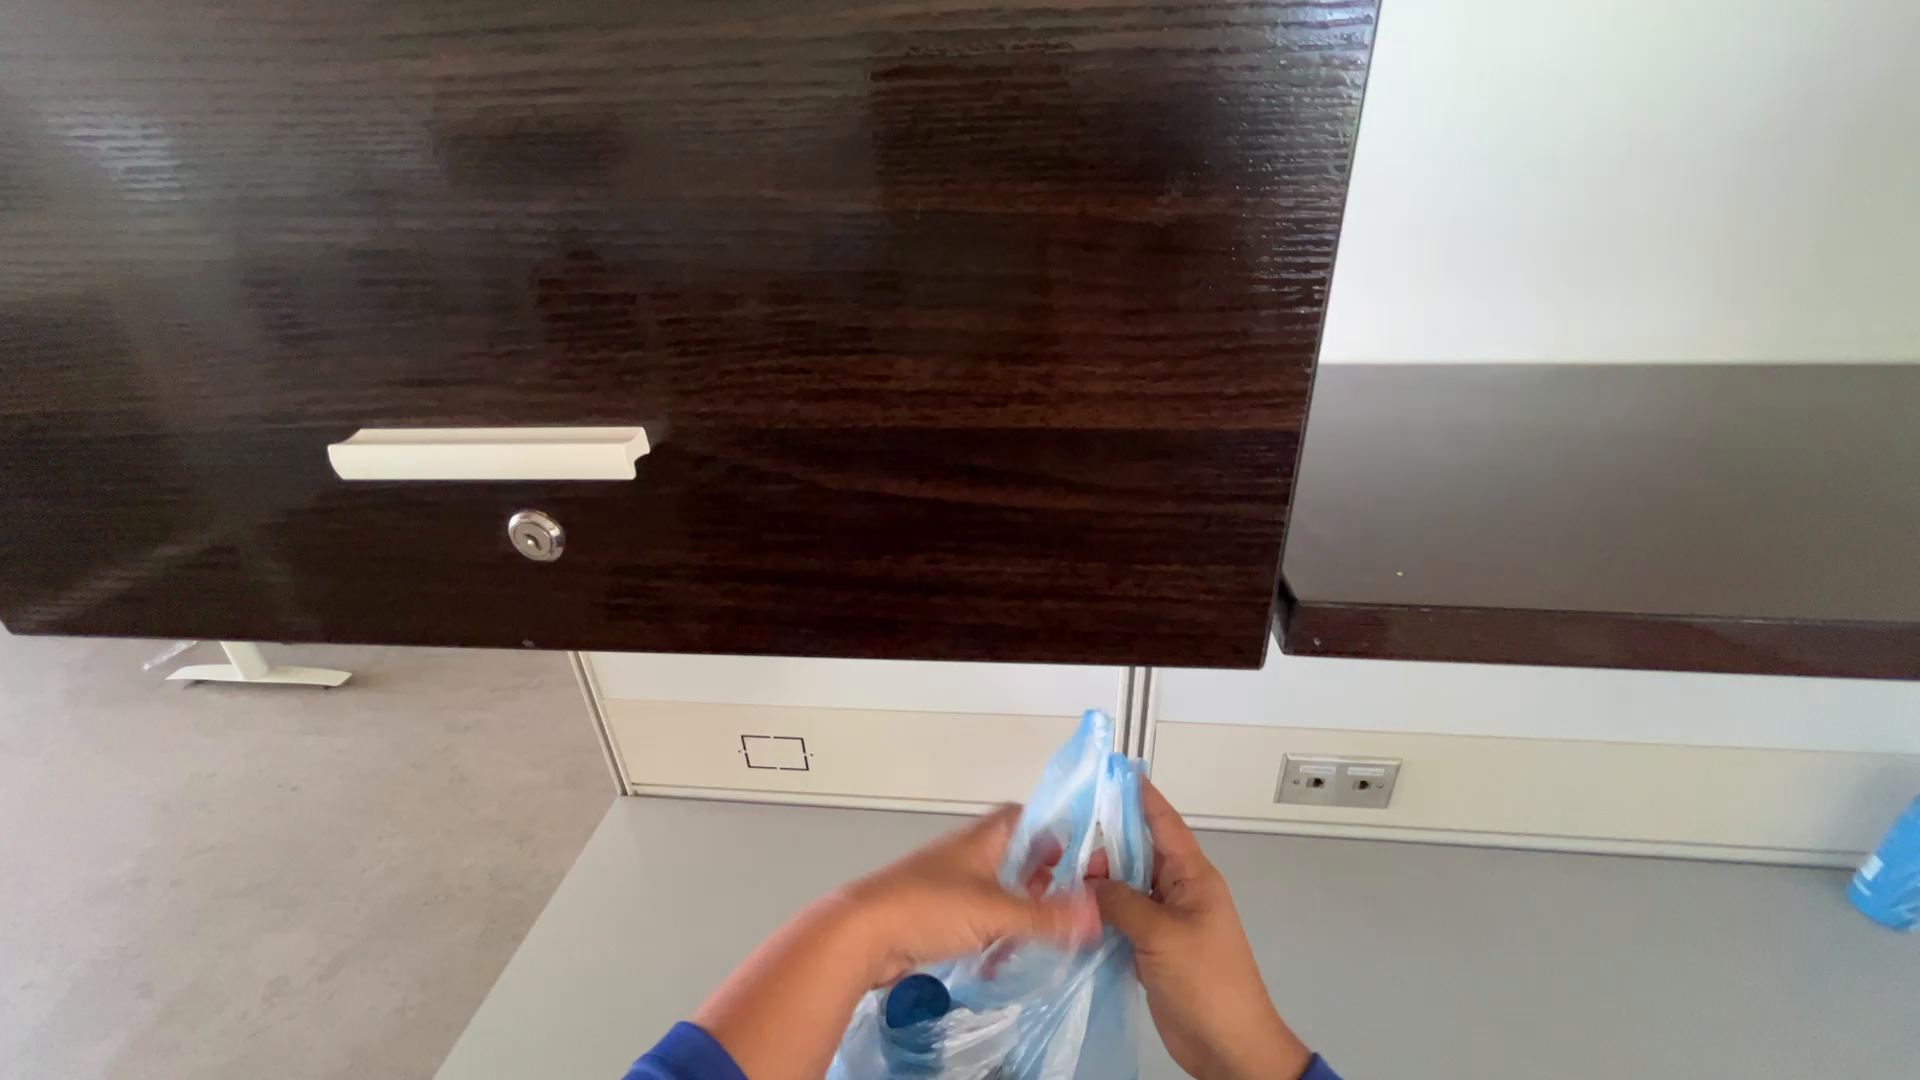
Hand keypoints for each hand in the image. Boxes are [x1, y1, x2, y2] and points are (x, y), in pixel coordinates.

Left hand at [839, 803, 1101, 985]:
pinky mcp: (940, 912)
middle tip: (1071, 898)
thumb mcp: (995, 910)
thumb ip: (1045, 915)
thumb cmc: (926, 905)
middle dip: (1044, 875)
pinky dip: (998, 928)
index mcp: (983, 837)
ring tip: (1046, 927)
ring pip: (998, 886)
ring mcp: (953, 882)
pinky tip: (1006, 950)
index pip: (1026, 817)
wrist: (864, 933)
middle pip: (1016, 853)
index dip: (1055, 831)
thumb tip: (1093, 913)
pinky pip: (980, 914)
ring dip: (1021, 904)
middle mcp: (969, 853)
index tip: (1083, 855)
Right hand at [1091, 781, 1313, 1079]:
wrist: (1229, 1048)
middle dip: (1103, 843)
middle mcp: (1177, 890)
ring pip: (1125, 885)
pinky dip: (1100, 910)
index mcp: (1192, 876)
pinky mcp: (1150, 946)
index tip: (1113, 771)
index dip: (1139, 795)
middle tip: (1063, 843)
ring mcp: (1164, 919)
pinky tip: (1072, 908)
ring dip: (1097, 881)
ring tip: (1058, 876)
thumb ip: (1121, 901)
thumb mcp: (1162, 935)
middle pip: (1136, 852)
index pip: (1163, 823)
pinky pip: (1121, 915)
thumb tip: (1088, 882)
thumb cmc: (1207, 981)